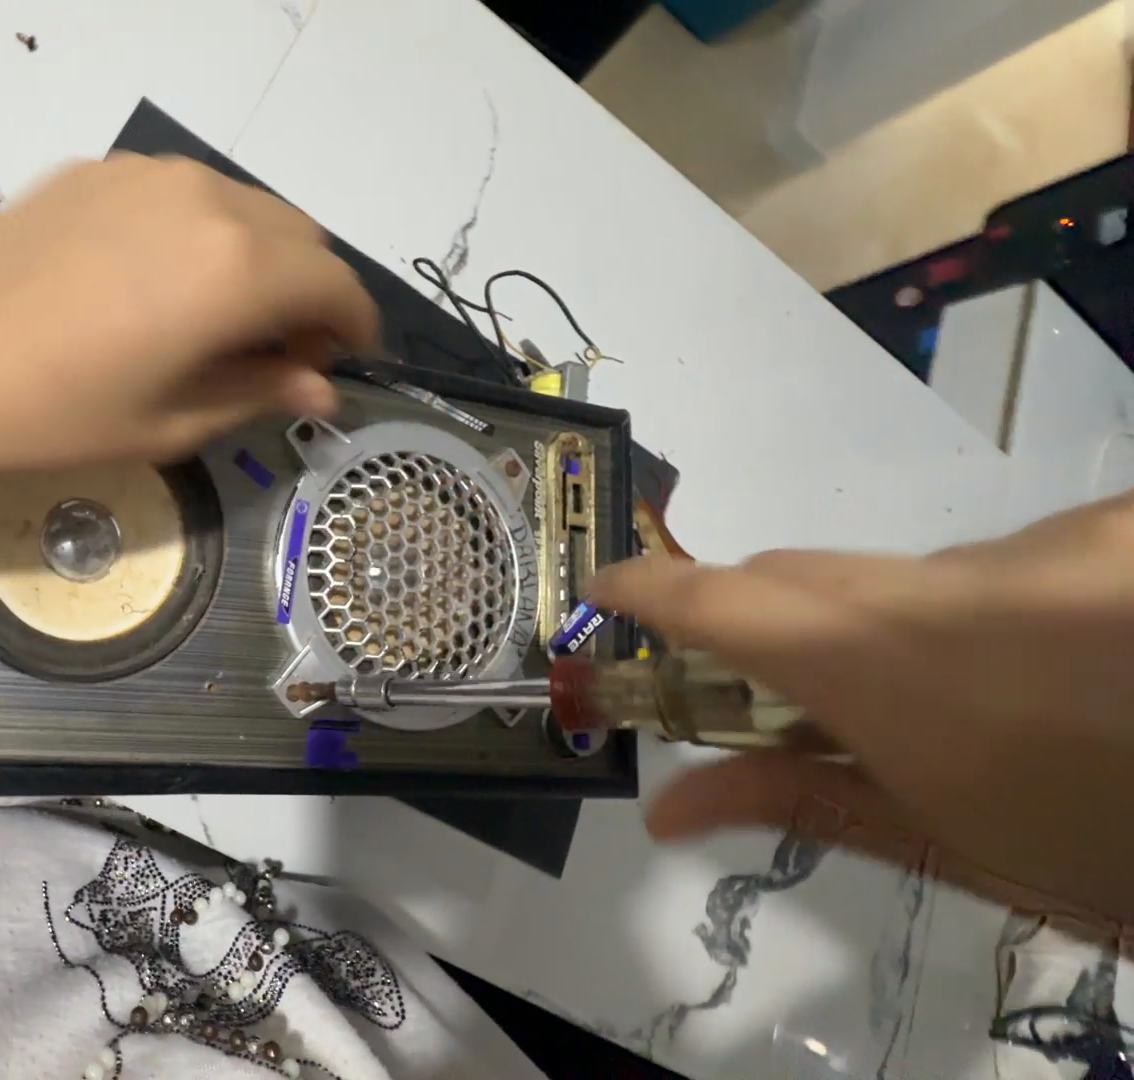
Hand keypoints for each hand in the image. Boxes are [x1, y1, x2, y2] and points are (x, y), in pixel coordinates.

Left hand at [0, 154, 377, 552]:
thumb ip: (262, 393)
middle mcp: (205, 199)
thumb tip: (322, 388)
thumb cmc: (60, 418)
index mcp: (237, 269)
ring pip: (244, 209)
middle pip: (299, 238)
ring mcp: (145, 173)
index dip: (353, 328)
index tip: (341, 364)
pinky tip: (160, 286)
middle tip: (281, 354)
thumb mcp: (174, 423)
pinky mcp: (96, 170)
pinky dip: (203, 237)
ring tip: (221, 322)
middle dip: (310, 295)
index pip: (337, 286)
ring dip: (260, 261)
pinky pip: (182, 197)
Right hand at [592, 493, 1133, 926]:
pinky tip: (1080, 666)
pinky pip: (1006, 558)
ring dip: (899, 629)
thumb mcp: (957, 843)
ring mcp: (1052, 543)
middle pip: (794, 577)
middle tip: (786, 700)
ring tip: (993, 705)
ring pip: (905, 574)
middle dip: (763, 627)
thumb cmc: (1127, 851)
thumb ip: (794, 804)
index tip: (601, 596)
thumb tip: (661, 809)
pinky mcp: (1122, 524)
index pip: (715, 598)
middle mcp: (951, 581)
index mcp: (889, 667)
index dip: (640, 587)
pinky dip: (997, 608)